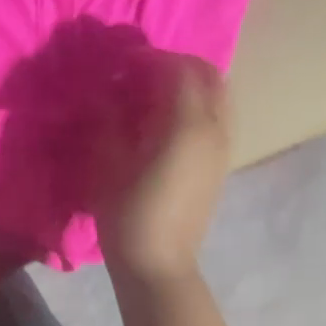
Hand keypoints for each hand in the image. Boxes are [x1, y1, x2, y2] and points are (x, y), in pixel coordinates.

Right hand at [89, 50, 230, 284]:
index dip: (147, 59)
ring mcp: (222, 146)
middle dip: (174, 65)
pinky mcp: (219, 164)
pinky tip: (165, 124)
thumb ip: (108, 122)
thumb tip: (103, 92)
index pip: (176, 68)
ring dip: (187, 84)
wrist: (159, 267)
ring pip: (216, 93)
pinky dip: (194, 106)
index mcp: (187, 124)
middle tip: (138, 75)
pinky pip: (215, 116)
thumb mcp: (107, 168)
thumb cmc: (128, 220)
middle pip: (206, 73)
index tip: (118, 65)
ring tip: (151, 98)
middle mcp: (214, 126)